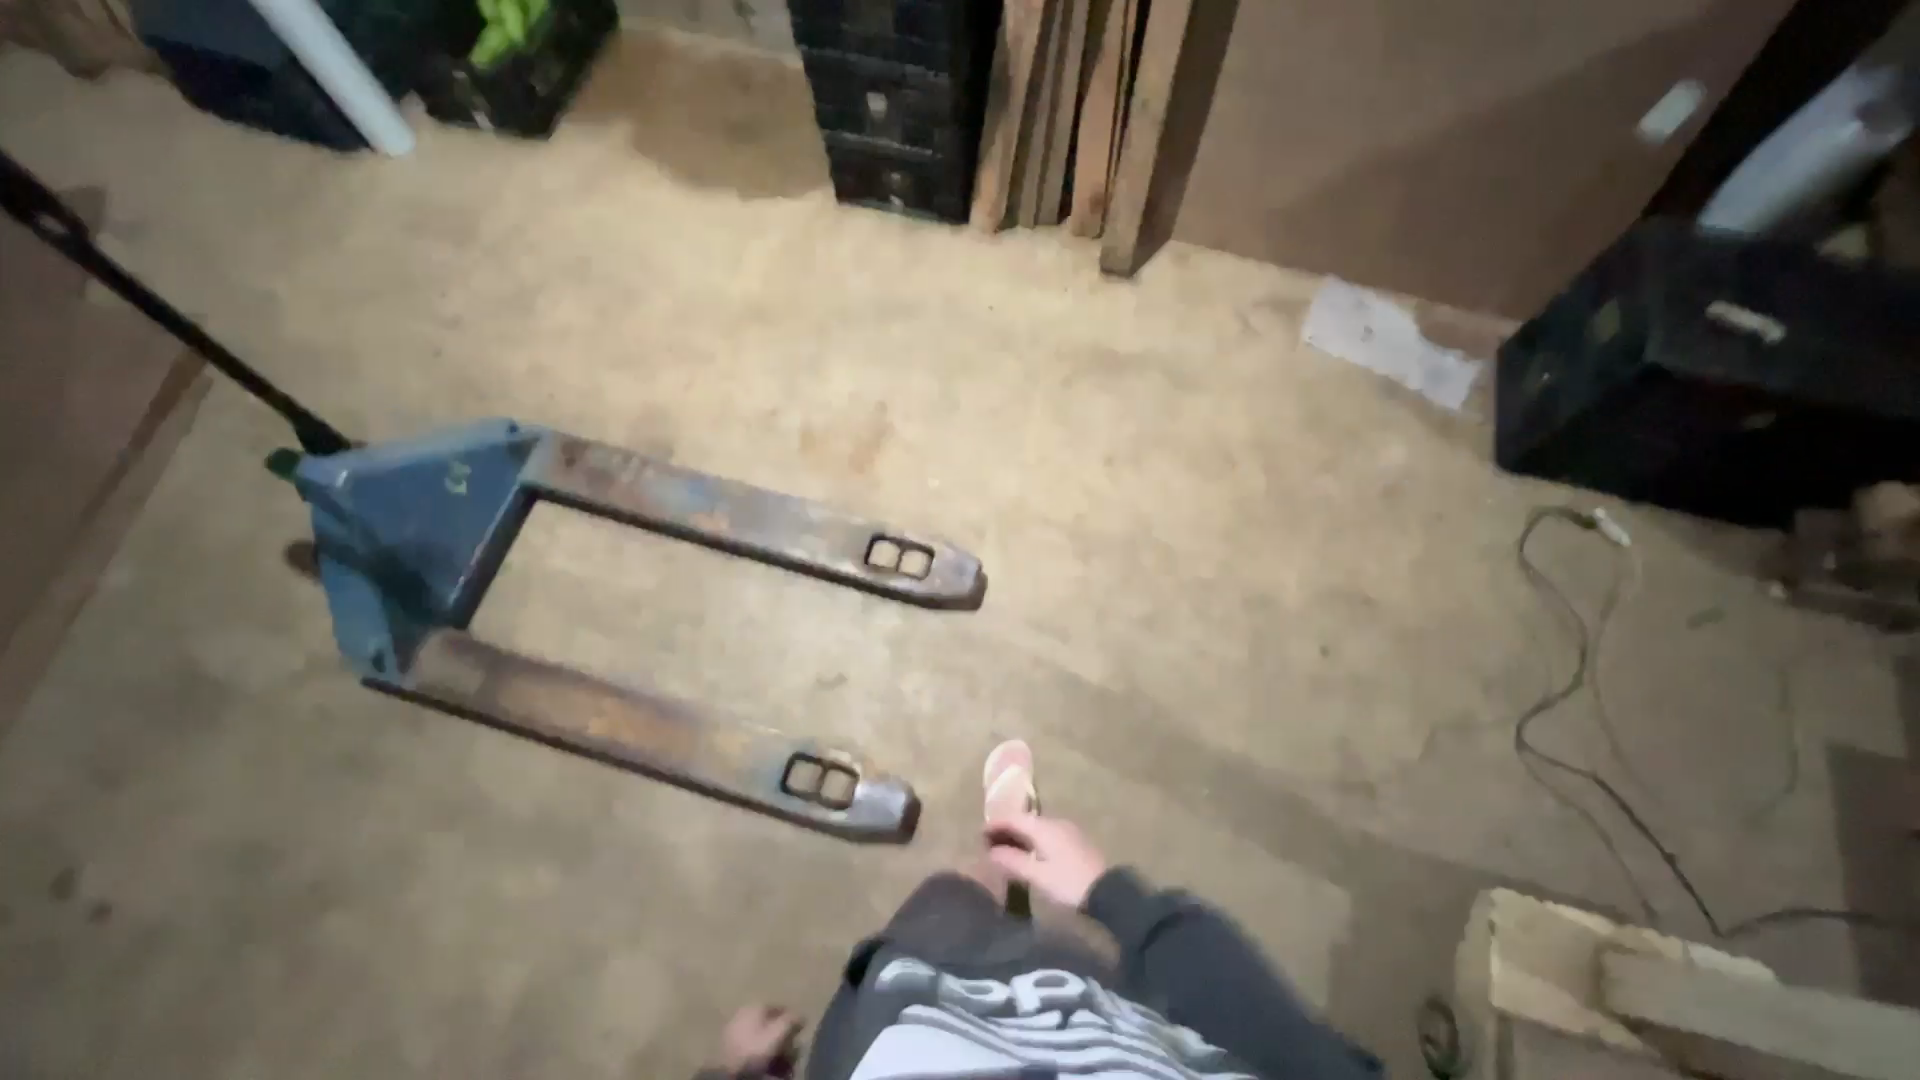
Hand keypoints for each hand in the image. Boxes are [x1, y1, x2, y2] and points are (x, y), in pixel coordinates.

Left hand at [717, 1005, 802, 1076]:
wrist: (725, 1072)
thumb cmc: (754, 1049)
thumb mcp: (778, 1033)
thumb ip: (792, 1021)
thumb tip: (802, 1016)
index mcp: (756, 1005)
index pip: (782, 1009)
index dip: (793, 1023)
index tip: (799, 1038)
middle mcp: (746, 1013)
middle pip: (773, 1026)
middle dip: (785, 1042)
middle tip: (792, 1056)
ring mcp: (737, 1030)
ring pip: (764, 1039)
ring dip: (776, 1052)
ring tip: (783, 1066)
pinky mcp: (731, 1048)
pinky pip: (753, 1049)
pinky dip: (763, 1057)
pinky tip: (769, 1068)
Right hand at [985, 813, 1109, 907]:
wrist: (1109, 892)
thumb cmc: (1069, 883)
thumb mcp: (1038, 876)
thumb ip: (1013, 862)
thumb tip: (991, 852)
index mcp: (1044, 827)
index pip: (1013, 818)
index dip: (995, 825)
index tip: (979, 835)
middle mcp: (1055, 822)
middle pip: (1024, 820)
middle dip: (1006, 830)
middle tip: (989, 844)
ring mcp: (1067, 831)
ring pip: (1036, 827)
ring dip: (1020, 835)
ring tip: (1006, 850)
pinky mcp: (1075, 841)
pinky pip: (1046, 834)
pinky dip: (1032, 840)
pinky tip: (1029, 854)